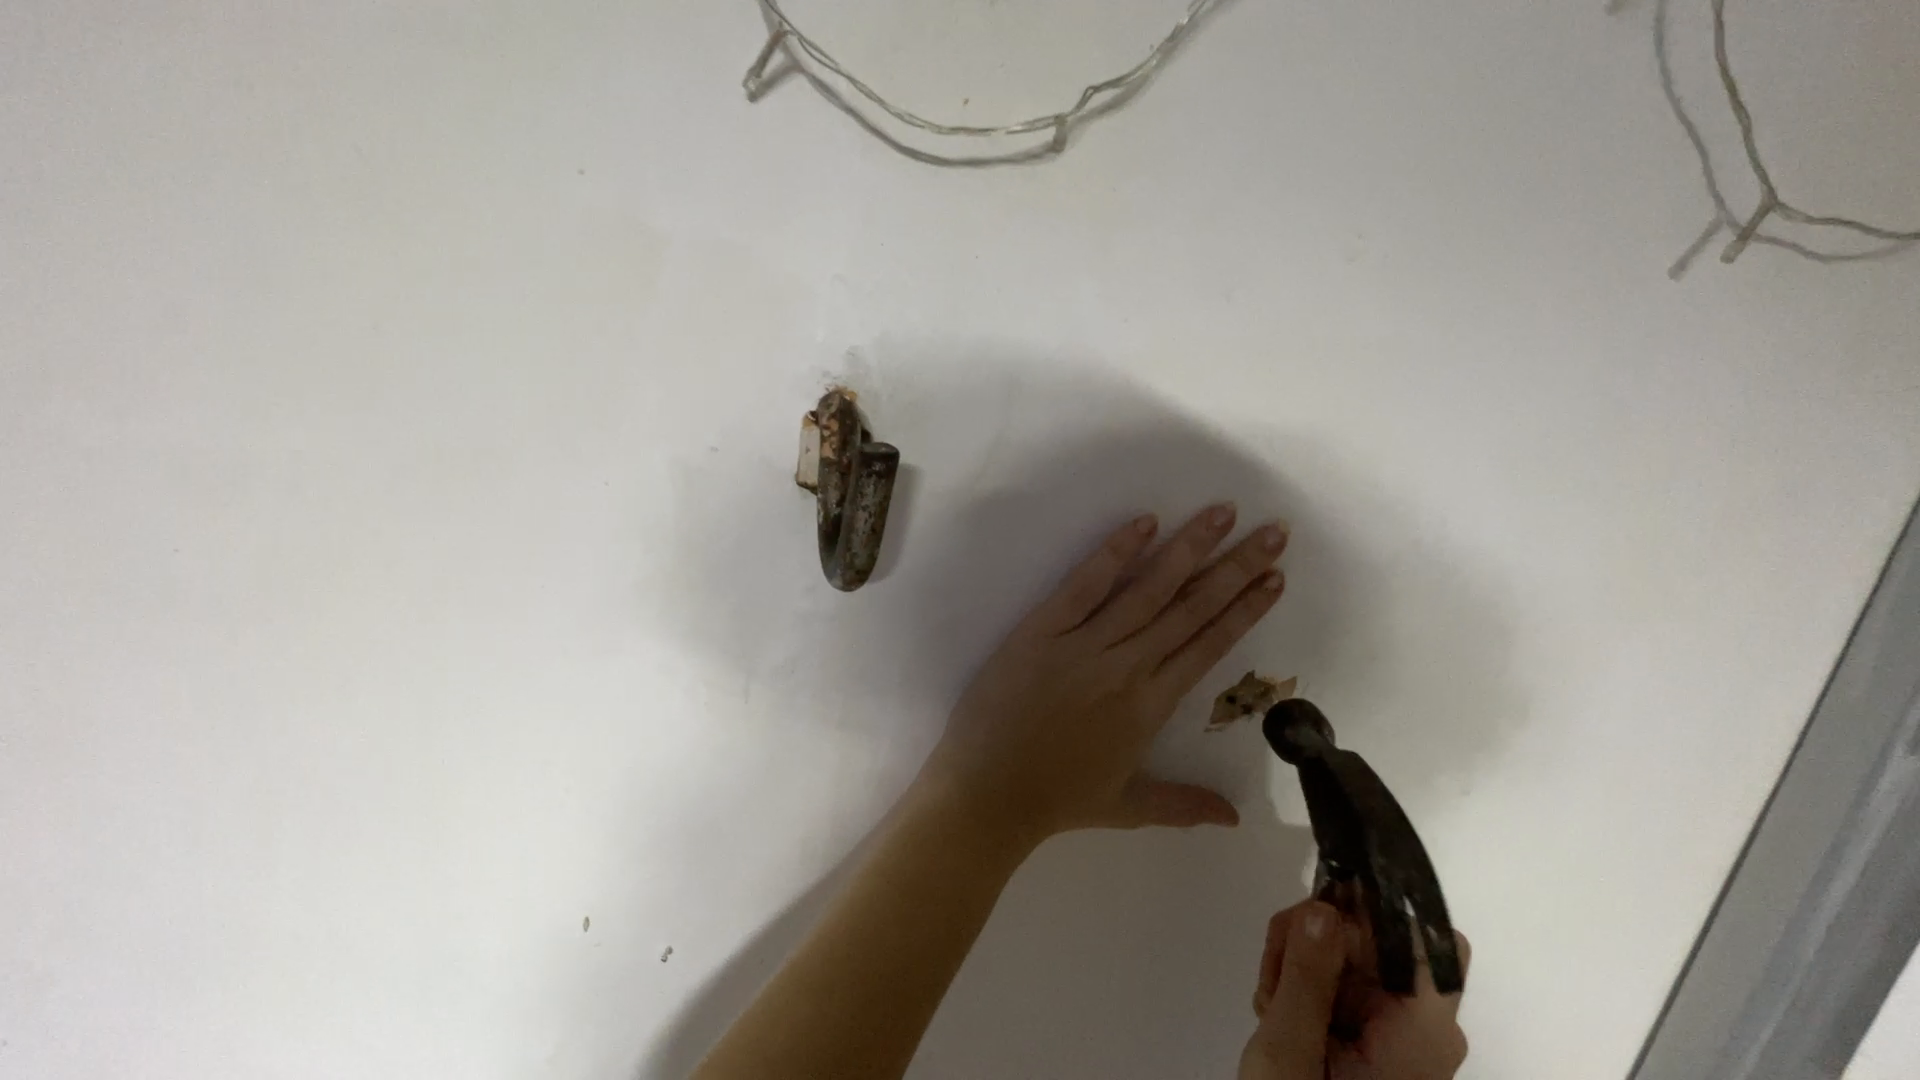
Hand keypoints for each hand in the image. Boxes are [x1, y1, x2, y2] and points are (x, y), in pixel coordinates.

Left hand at [917, 504, 1288, 843]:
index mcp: (1152, 705)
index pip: (1210, 645)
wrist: (987, 792)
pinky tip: (1145, 522)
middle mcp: (1129, 667)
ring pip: (1148, 589)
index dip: (1246, 609)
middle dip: (1236, 567)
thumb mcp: (1127, 806)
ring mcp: (1085, 644)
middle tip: (1273, 530)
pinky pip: (1084, 584)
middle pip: (1192, 608)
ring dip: (1189, 548)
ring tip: (1223, 512)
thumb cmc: (1055, 799)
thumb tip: (1237, 818)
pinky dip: (1115, 552)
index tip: (1276, 577)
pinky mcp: (1042, 629)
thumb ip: (1184, 805)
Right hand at [1240, 901, 1470, 1079]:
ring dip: (1300, 959)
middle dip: (1316, 936)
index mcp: (1422, 1030)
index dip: (1381, 911)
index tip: (1320, 916)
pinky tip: (1278, 1011)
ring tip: (1269, 1004)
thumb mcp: (1290, 1053)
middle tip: (1271, 971)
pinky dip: (1304, 979)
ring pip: (1351, 951)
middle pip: (1378, 938)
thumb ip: (1306, 978)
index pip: (1431, 939)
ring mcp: (1397, 1030)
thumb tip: (1323, 908)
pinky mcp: (1373, 1035)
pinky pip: (1342, 978)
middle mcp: (1422, 1024)